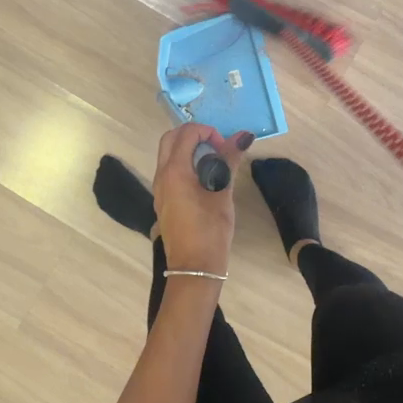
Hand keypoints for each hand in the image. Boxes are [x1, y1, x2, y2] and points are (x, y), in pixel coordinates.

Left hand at [152, 123, 248, 273]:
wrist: (193, 270)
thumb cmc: (210, 231)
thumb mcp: (223, 194)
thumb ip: (229, 161)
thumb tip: (243, 135)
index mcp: (174, 171)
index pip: (186, 133)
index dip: (208, 132)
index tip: (224, 148)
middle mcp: (161, 175)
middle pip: (171, 139)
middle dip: (194, 135)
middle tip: (216, 148)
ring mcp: (159, 189)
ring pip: (168, 155)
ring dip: (188, 150)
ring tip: (213, 163)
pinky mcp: (162, 200)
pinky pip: (169, 171)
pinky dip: (184, 164)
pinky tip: (203, 180)